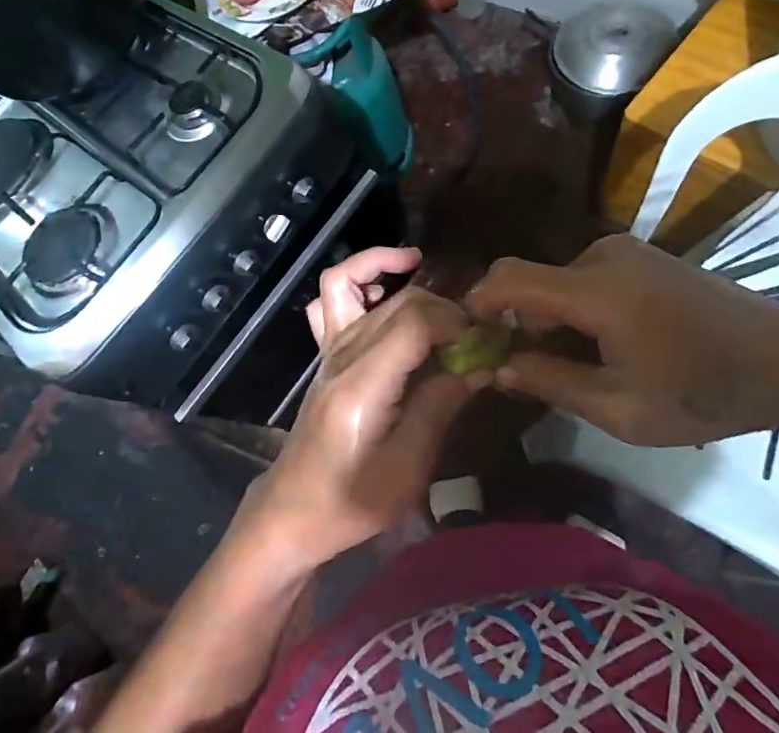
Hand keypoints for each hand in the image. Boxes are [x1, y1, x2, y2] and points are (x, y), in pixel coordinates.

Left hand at [239, 255, 487, 569]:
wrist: (294, 512)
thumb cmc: (351, 502)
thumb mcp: (407, 469)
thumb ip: (440, 408)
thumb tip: (479, 366)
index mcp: (363, 384)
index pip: (414, 323)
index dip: (455, 322)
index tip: (483, 343)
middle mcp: (342, 355)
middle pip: (396, 302)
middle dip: (442, 305)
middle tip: (475, 331)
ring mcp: (329, 351)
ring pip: (353, 285)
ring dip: (385, 266)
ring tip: (423, 268)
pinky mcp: (326, 355)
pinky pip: (331, 300)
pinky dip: (355, 280)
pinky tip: (384, 291)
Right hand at [466, 234, 778, 446]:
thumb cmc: (705, 392)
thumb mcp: (623, 409)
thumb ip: (553, 383)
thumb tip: (500, 366)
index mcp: (596, 290)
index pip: (509, 278)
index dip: (478, 305)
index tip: (470, 341)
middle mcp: (603, 256)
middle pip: (532, 283)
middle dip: (519, 324)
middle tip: (528, 373)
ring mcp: (626, 253)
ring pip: (558, 282)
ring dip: (551, 320)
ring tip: (575, 366)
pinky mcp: (642, 257)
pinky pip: (586, 277)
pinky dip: (576, 308)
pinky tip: (604, 344)